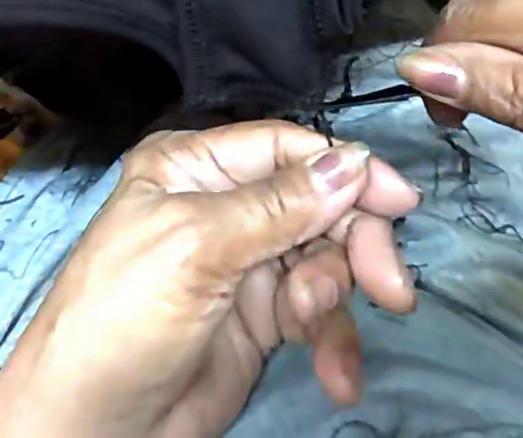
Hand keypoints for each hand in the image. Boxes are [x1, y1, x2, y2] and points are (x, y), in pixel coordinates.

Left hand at [0, 121, 418, 437]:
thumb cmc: (124, 318)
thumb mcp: (197, 248)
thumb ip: (280, 206)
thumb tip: (354, 159)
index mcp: (198, 166)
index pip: (286, 148)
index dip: (343, 167)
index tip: (398, 199)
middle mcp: (226, 202)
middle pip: (314, 201)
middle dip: (353, 241)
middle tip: (391, 288)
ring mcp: (245, 259)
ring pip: (322, 255)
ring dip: (336, 295)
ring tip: (321, 334)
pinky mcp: (260, 315)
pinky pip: (315, 309)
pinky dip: (332, 338)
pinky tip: (337, 374)